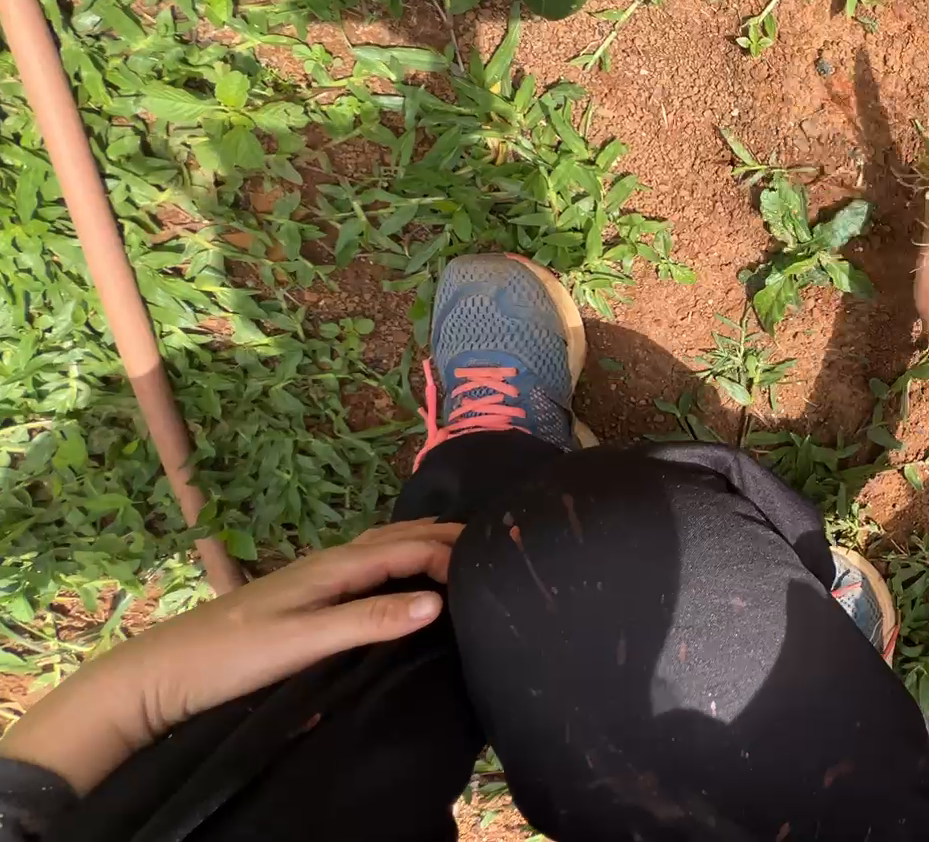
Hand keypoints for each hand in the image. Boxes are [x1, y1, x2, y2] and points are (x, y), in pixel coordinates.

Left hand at [0, 519, 460, 793]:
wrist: (153, 677)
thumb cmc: (230, 657)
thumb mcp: (302, 642)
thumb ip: (370, 620)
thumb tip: (439, 602)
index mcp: (340, 563)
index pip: (415, 545)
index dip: (453, 555)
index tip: (483, 577)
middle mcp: (336, 557)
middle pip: (407, 533)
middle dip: (451, 536)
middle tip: (494, 548)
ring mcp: (323, 571)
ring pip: (391, 540)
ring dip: (430, 538)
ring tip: (466, 548)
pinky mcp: (314, 588)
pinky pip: (377, 555)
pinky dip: (408, 549)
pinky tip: (411, 566)